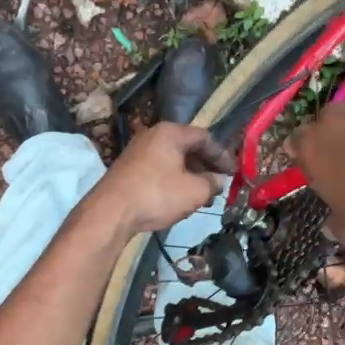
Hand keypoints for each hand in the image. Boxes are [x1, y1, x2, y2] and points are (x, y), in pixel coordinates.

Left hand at [86, 122, 233, 234]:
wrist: (111, 211)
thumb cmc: (157, 195)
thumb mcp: (194, 191)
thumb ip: (212, 183)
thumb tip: (218, 180)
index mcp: (171, 132)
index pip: (205, 137)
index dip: (222, 155)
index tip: (233, 172)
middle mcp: (153, 135)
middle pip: (188, 147)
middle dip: (206, 166)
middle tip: (219, 184)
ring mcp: (138, 151)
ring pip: (173, 159)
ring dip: (191, 175)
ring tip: (203, 195)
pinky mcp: (129, 168)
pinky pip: (160, 169)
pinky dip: (174, 180)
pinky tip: (180, 198)